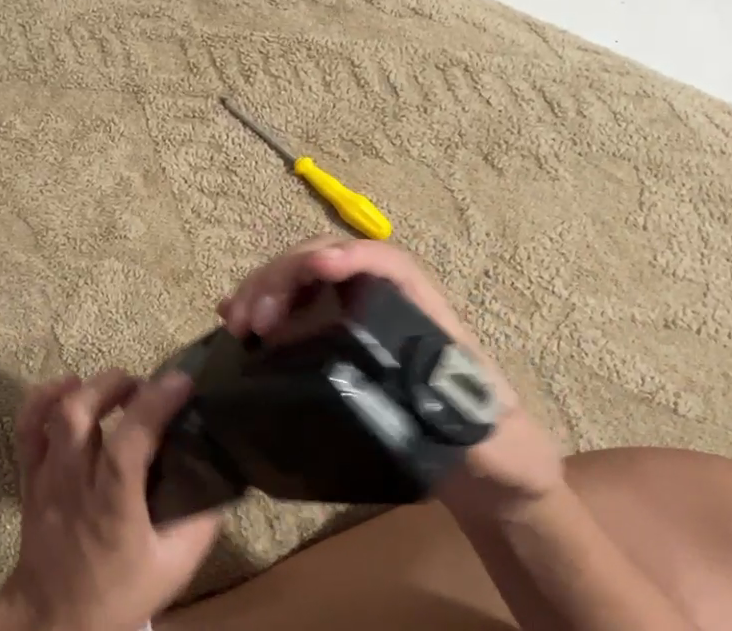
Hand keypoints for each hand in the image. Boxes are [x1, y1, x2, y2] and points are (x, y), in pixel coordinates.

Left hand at [0, 371, 221, 630]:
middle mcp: (74, 484)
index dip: (153, 406)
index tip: (180, 381)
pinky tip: (67, 386)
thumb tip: (219, 476)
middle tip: (144, 384)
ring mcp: (45, 476)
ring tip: (114, 383)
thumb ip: (199, 523)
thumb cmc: (117, 592)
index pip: (127, 445)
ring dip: (84, 386)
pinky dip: (42, 397)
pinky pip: (26, 427)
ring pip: (52, 415)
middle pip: (79, 416)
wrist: (54, 616)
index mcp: (113, 510)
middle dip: (113, 385)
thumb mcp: (172, 569)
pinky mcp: (28, 474)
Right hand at [217, 237, 566, 520]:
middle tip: (250, 317)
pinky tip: (233, 317)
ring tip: (235, 322)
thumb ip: (469, 418)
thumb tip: (428, 393)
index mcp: (427, 317)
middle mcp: (385, 306)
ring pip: (302, 280)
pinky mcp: (334, 343)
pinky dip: (259, 305)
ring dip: (263, 289)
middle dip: (283, 276)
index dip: (351, 255)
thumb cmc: (498, 453)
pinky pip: (291, 307)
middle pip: (328, 262)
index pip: (388, 264)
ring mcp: (355, 321)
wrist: (491, 476)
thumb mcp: (497, 443)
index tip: (317, 267)